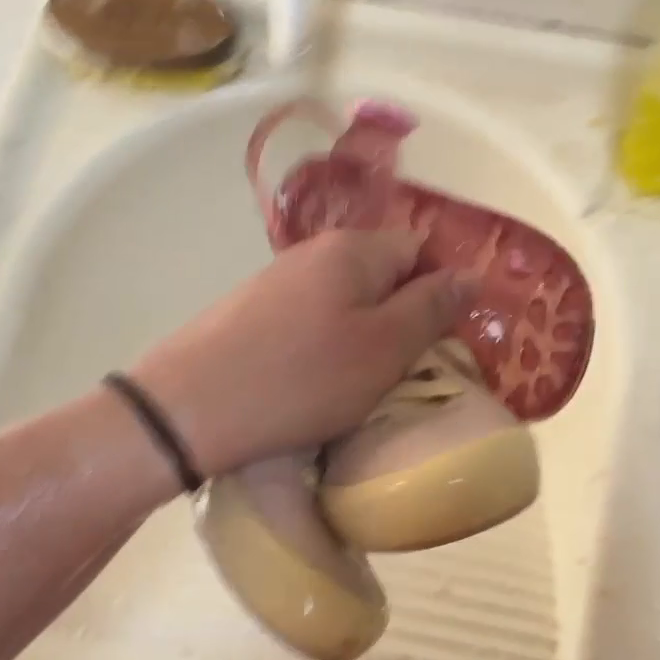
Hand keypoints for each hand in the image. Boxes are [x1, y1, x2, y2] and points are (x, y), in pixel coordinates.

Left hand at [130, 229, 473, 476]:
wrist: (189, 410)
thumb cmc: (302, 379)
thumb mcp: (384, 348)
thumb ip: (431, 308)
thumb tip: (470, 274)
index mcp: (354, 250)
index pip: (420, 249)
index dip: (443, 289)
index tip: (452, 339)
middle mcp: (314, 253)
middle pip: (382, 276)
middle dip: (405, 317)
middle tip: (416, 370)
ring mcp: (278, 284)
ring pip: (347, 303)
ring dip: (368, 338)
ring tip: (372, 385)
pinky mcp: (253, 317)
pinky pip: (313, 325)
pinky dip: (330, 351)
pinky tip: (324, 385)